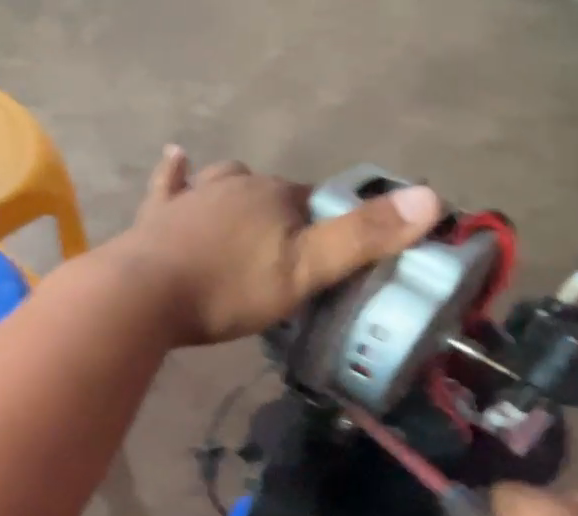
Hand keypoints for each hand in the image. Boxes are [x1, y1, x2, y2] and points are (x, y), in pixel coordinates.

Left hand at [103, 146, 441, 344]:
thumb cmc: (227, 290)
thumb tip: (434, 199)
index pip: (312, 201)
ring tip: (246, 206)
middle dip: (281, 214)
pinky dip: (175, 172)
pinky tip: (175, 157)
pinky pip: (169, 184)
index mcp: (275, 197)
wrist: (144, 296)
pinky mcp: (155, 216)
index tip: (326, 255)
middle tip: (283, 250)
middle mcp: (235, 185)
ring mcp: (191, 198)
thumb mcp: (304, 272)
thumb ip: (362, 239)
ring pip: (223, 181)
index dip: (324, 224)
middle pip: (269, 191)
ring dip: (237, 192)